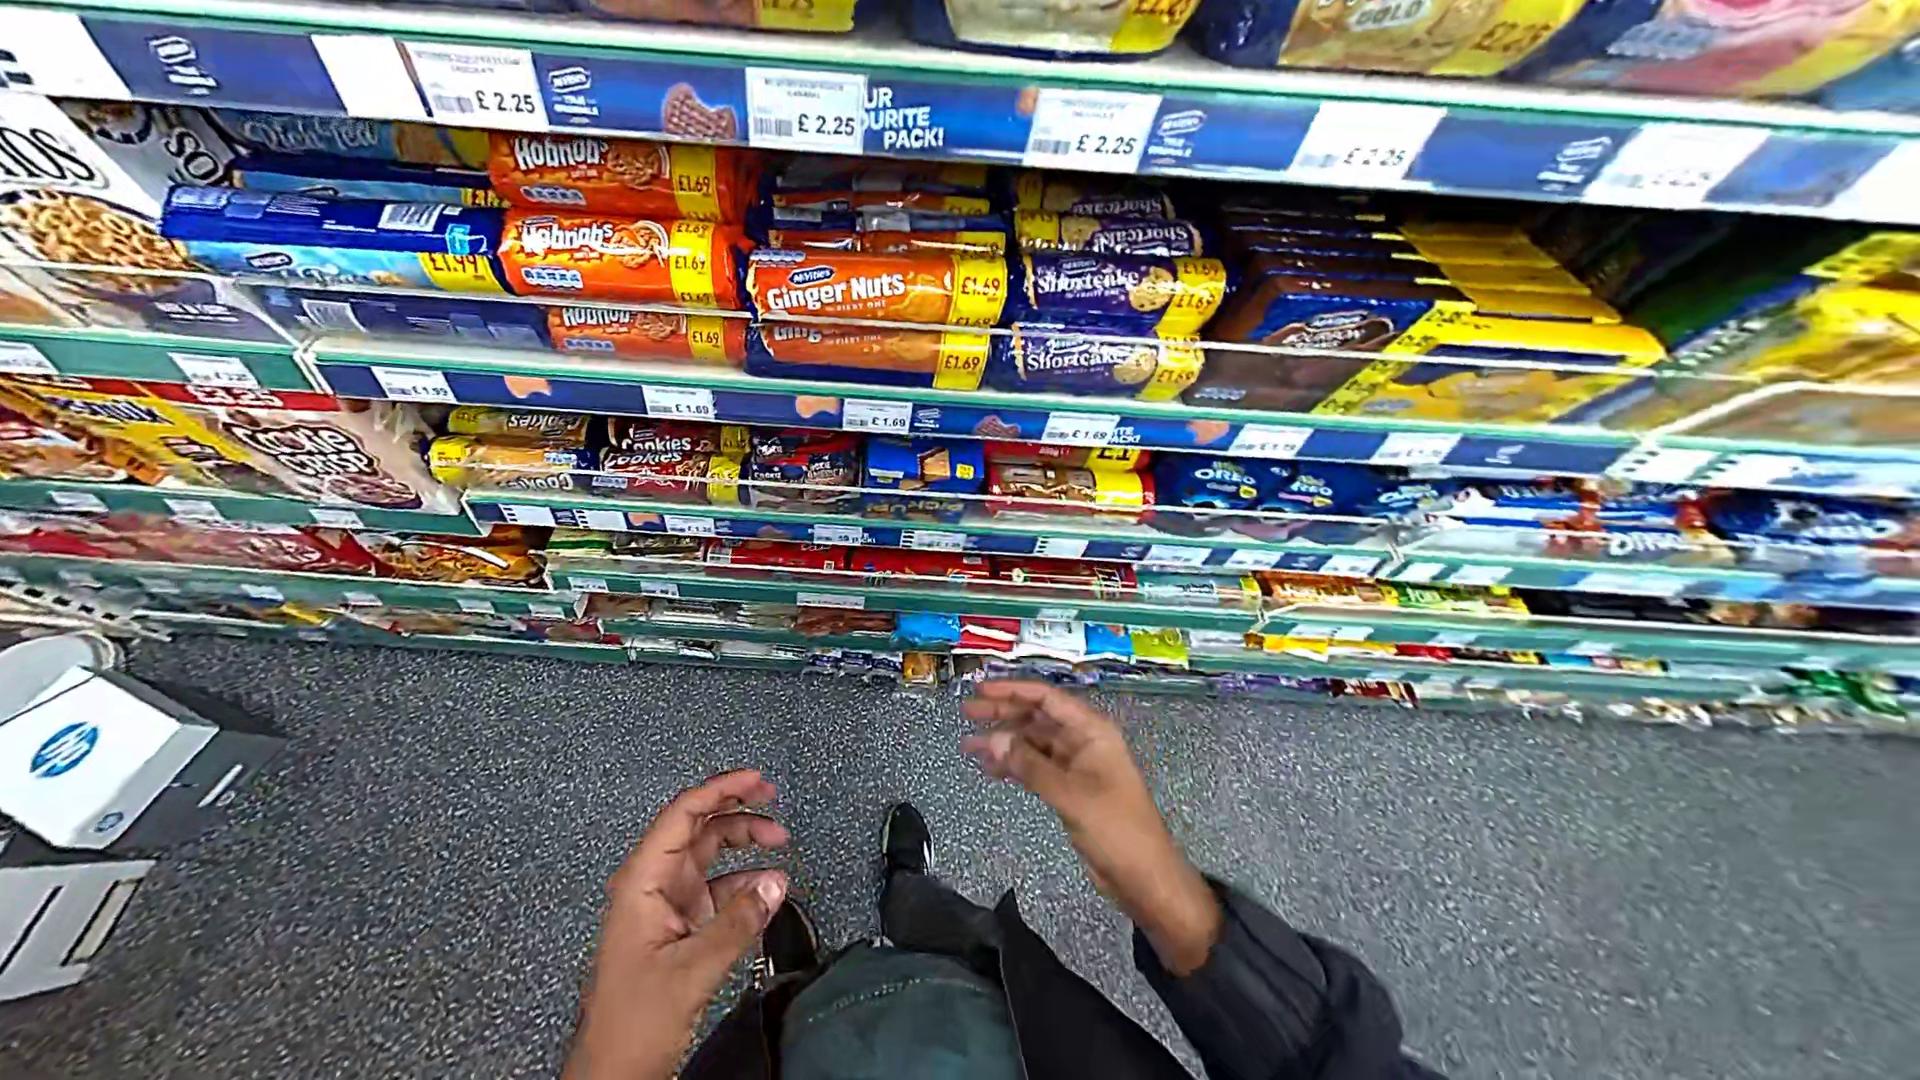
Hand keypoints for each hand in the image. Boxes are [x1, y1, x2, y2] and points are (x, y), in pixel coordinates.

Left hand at [564, 770, 789, 1079]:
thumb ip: (738, 922)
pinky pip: (719, 885)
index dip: (719, 789)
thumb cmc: (633, 1025)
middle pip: (698, 826)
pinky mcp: (682, 924)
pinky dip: (746, 879)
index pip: (682, 815)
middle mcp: (654, 884)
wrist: (614, 1078)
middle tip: (771, 795)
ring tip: (779, 838)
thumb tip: (777, 881)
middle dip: (736, 806)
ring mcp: (668, 903)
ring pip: (711, 852)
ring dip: (745, 840)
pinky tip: (767, 887)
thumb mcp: (691, 970)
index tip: (755, 780)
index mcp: (642, 882)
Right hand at [963, 680, 1221, 975]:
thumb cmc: (1116, 828)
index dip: (1013, 690)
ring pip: (1032, 743)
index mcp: (1091, 730)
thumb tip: (992, 739)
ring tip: (968, 746)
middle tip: (967, 713)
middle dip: (1002, 713)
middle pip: (1036, 717)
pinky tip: (990, 768)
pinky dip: (1013, 766)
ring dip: (1003, 743)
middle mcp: (1082, 740)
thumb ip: (1030, 765)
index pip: (1047, 698)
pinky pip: (1034, 766)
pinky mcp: (1068, 787)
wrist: (1144, 876)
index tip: (981, 690)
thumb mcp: (1070, 794)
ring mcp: (1074, 764)